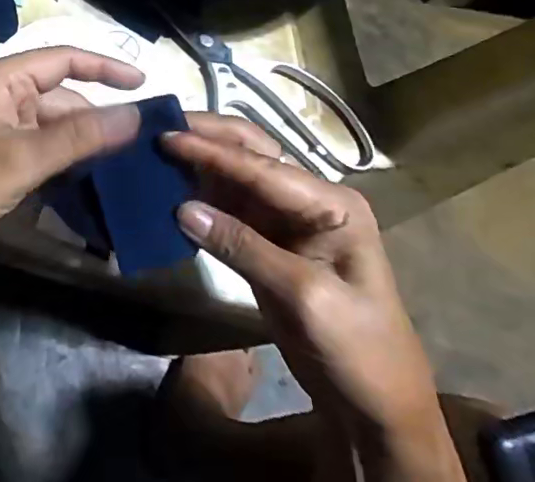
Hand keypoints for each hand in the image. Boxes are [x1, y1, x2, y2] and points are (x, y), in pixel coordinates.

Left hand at [0, 47, 144, 256]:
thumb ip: (80, 136)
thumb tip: (135, 116)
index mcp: (4, 78)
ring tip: (128, 159)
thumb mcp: (23, 160)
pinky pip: (47, 144)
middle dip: (100, 115)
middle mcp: (6, 92)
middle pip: (65, 94)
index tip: (142, 84)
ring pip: (59, 123)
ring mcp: (4, 122)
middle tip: (142, 139)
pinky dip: (69, 156)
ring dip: (87, 139)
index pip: (65, 59)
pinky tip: (95, 173)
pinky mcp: (3, 149)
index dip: (106, 68)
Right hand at [164, 130, 460, 478]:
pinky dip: (204, 199)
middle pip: (254, 156)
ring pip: (238, 180)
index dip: (213, 152)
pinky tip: (175, 190)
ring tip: (158, 150)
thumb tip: (183, 209)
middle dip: (210, 139)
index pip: (263, 167)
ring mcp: (289, 221)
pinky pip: (232, 212)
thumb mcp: (303, 297)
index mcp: (331, 202)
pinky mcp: (271, 245)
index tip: (168, 137)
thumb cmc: (356, 348)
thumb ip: (243, 247)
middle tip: (161, 127)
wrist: (376, 407)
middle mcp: (310, 200)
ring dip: (202, 164)